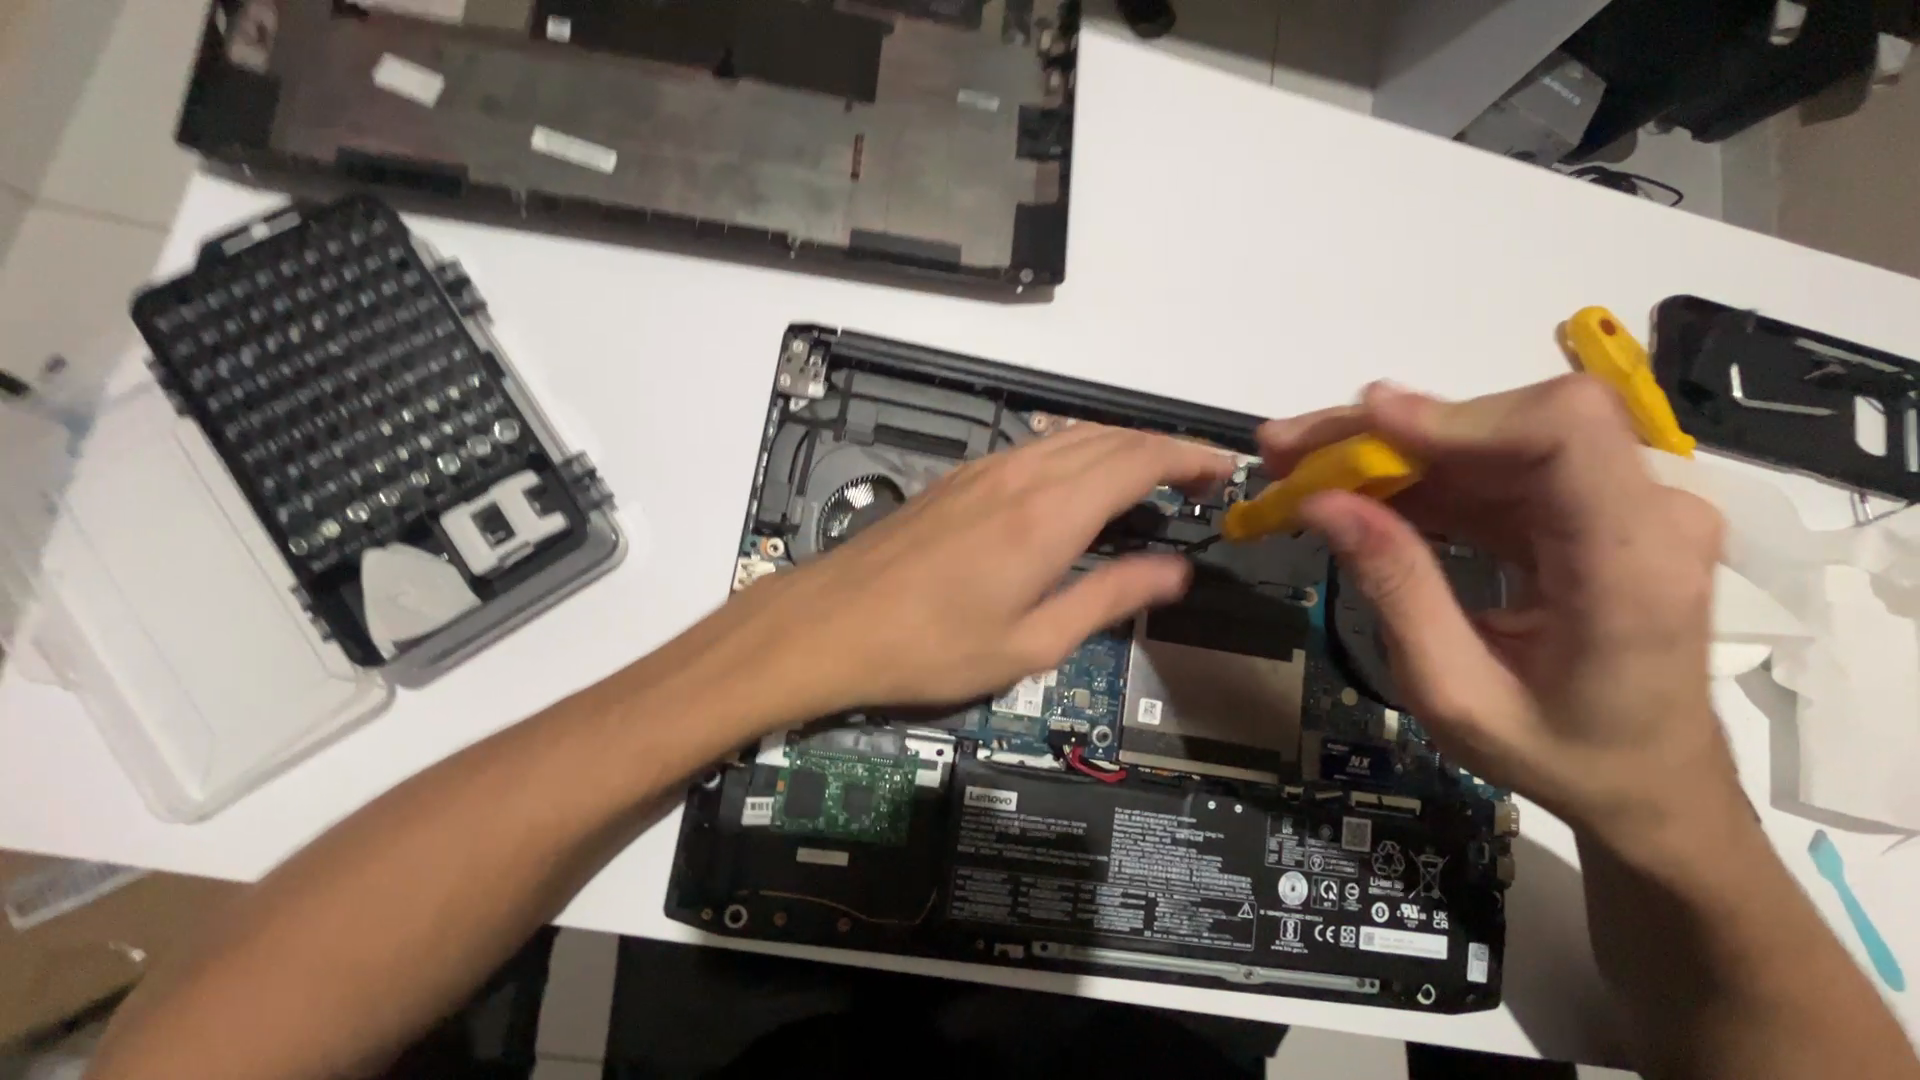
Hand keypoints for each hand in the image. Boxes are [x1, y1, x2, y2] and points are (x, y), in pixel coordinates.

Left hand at [723, 423, 1232, 722]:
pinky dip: (1078, 456)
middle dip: (1165, 450)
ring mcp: (984, 469)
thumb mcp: (1032, 643)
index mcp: (1050, 513)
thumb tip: (1175, 572)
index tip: (1227, 472)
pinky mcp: (958, 479)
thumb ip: (1109, 599)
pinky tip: (1081, 488)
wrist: (829, 625)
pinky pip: (1036, 449)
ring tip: (1153, 484)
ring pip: (1071, 436)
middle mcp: (1021, 473)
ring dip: (1121, 449)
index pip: (1141, 459)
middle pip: (1111, 438)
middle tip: (1201, 482)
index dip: (1192, 458)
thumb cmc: (931, 648)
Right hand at [1259, 377, 1735, 845]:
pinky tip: (1351, 490)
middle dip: (1387, 433)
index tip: (1365, 419)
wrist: (1650, 782)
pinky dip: (1414, 478)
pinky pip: (1490, 472)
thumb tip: (1322, 503)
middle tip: (1285, 448)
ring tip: (1298, 467)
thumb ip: (1397, 591)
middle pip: (1509, 427)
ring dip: (1387, 451)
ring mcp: (1617, 504)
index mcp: (1631, 563)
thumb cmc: (1561, 756)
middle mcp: (1641, 510)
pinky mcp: (1583, 508)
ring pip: (1487, 442)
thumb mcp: (1457, 694)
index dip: (1459, 415)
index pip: (1564, 436)